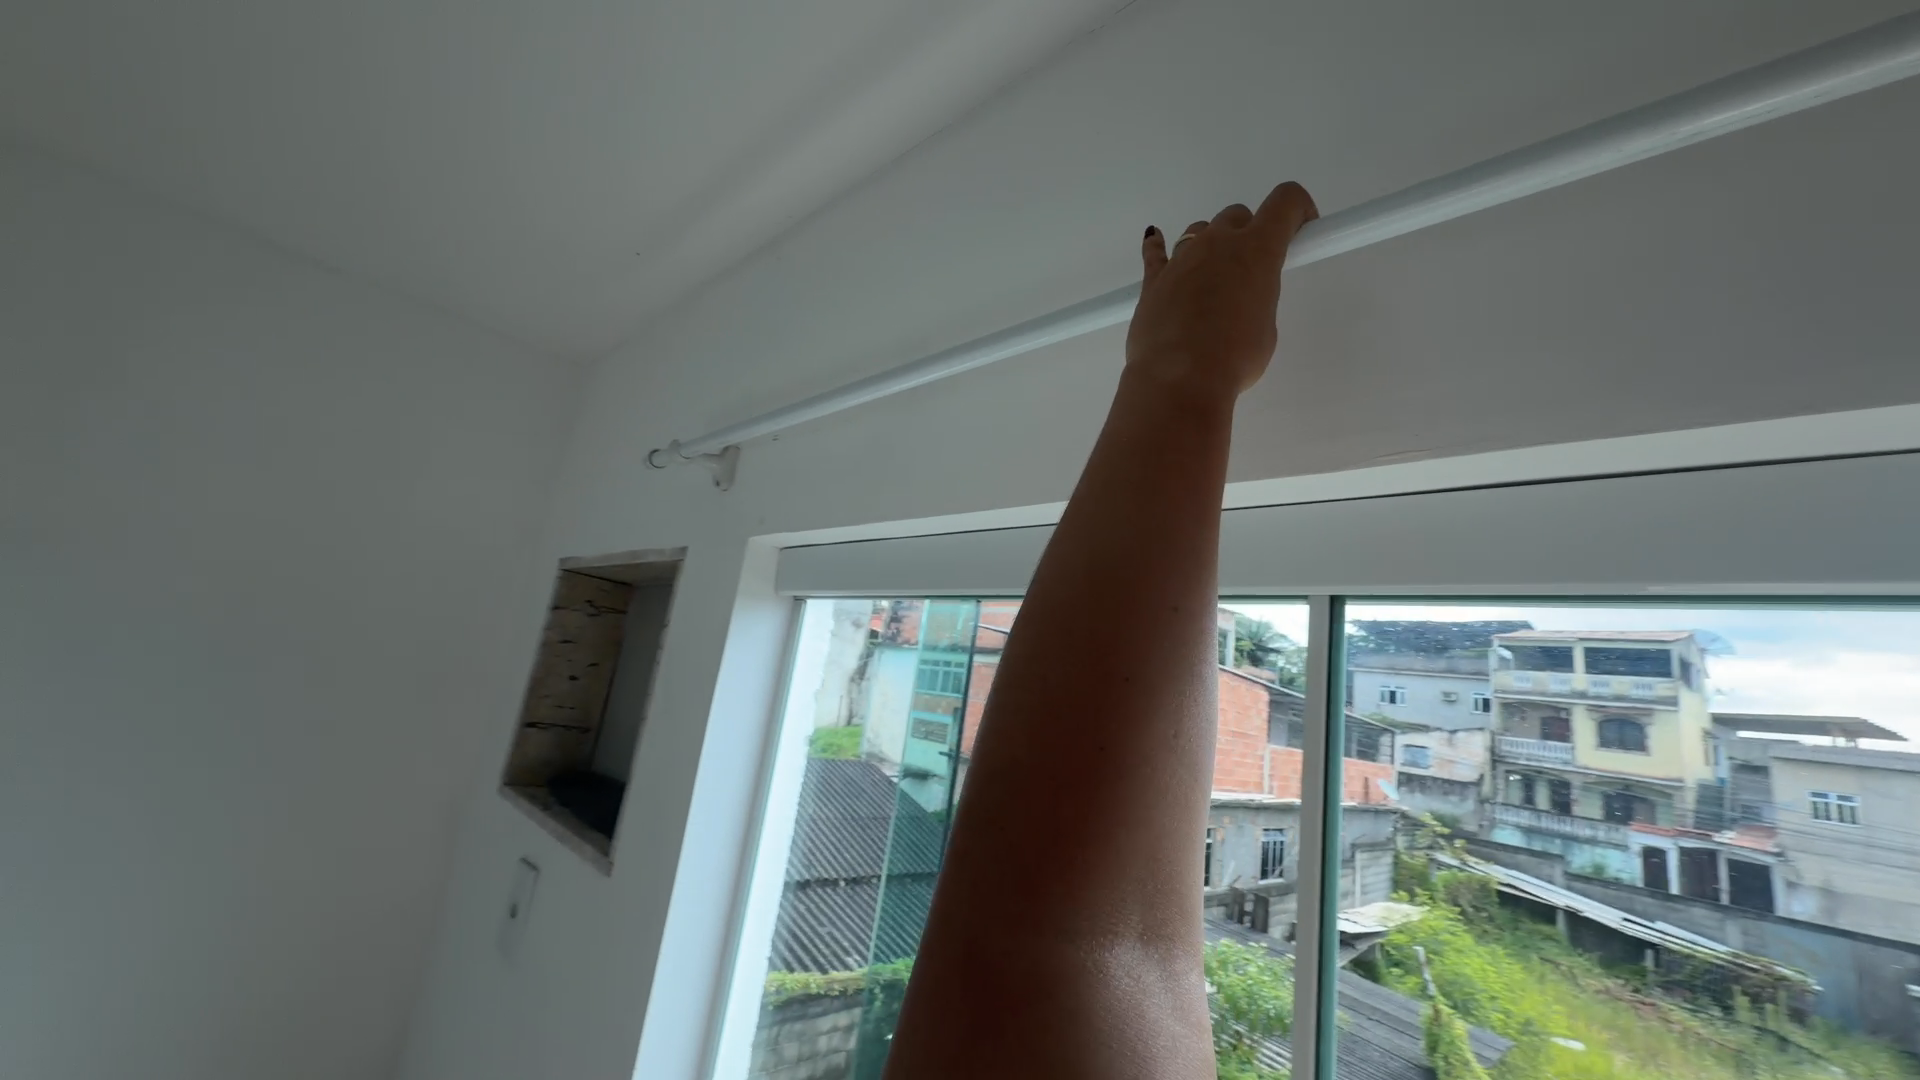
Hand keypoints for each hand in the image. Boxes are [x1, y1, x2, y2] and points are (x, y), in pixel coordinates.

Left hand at [1125, 182, 1317, 399]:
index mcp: (1257, 250)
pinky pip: (1154, 253)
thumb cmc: (1234, 358)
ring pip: (1198, 232)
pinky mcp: (1152, 281)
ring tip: (1211, 274)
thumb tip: (1236, 305)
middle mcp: (1217, 244)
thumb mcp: (1265, 328)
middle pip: (1236, 217)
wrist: (1178, 378)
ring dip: (1209, 244)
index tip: (1301, 228)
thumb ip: (1256, 301)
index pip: (1285, 202)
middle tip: (1250, 267)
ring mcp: (1181, 259)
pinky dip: (1156, 246)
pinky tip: (1154, 239)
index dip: (1297, 209)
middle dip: (1248, 234)